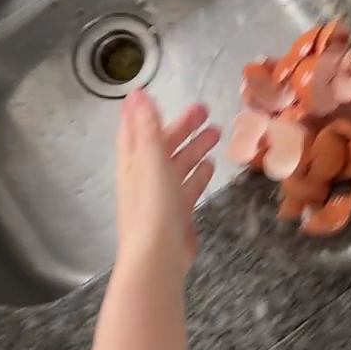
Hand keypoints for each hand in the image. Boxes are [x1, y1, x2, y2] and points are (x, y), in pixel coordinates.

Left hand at [115, 89, 218, 281]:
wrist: (157, 256)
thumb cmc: (152, 205)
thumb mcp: (150, 160)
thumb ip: (147, 127)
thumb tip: (136, 93)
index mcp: (133, 162)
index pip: (135, 131)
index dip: (143, 113)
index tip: (153, 94)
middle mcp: (144, 177)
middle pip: (162, 145)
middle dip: (182, 127)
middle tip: (206, 110)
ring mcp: (161, 196)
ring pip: (178, 164)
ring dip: (195, 147)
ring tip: (217, 133)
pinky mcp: (177, 213)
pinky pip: (188, 186)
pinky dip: (198, 173)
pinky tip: (211, 167)